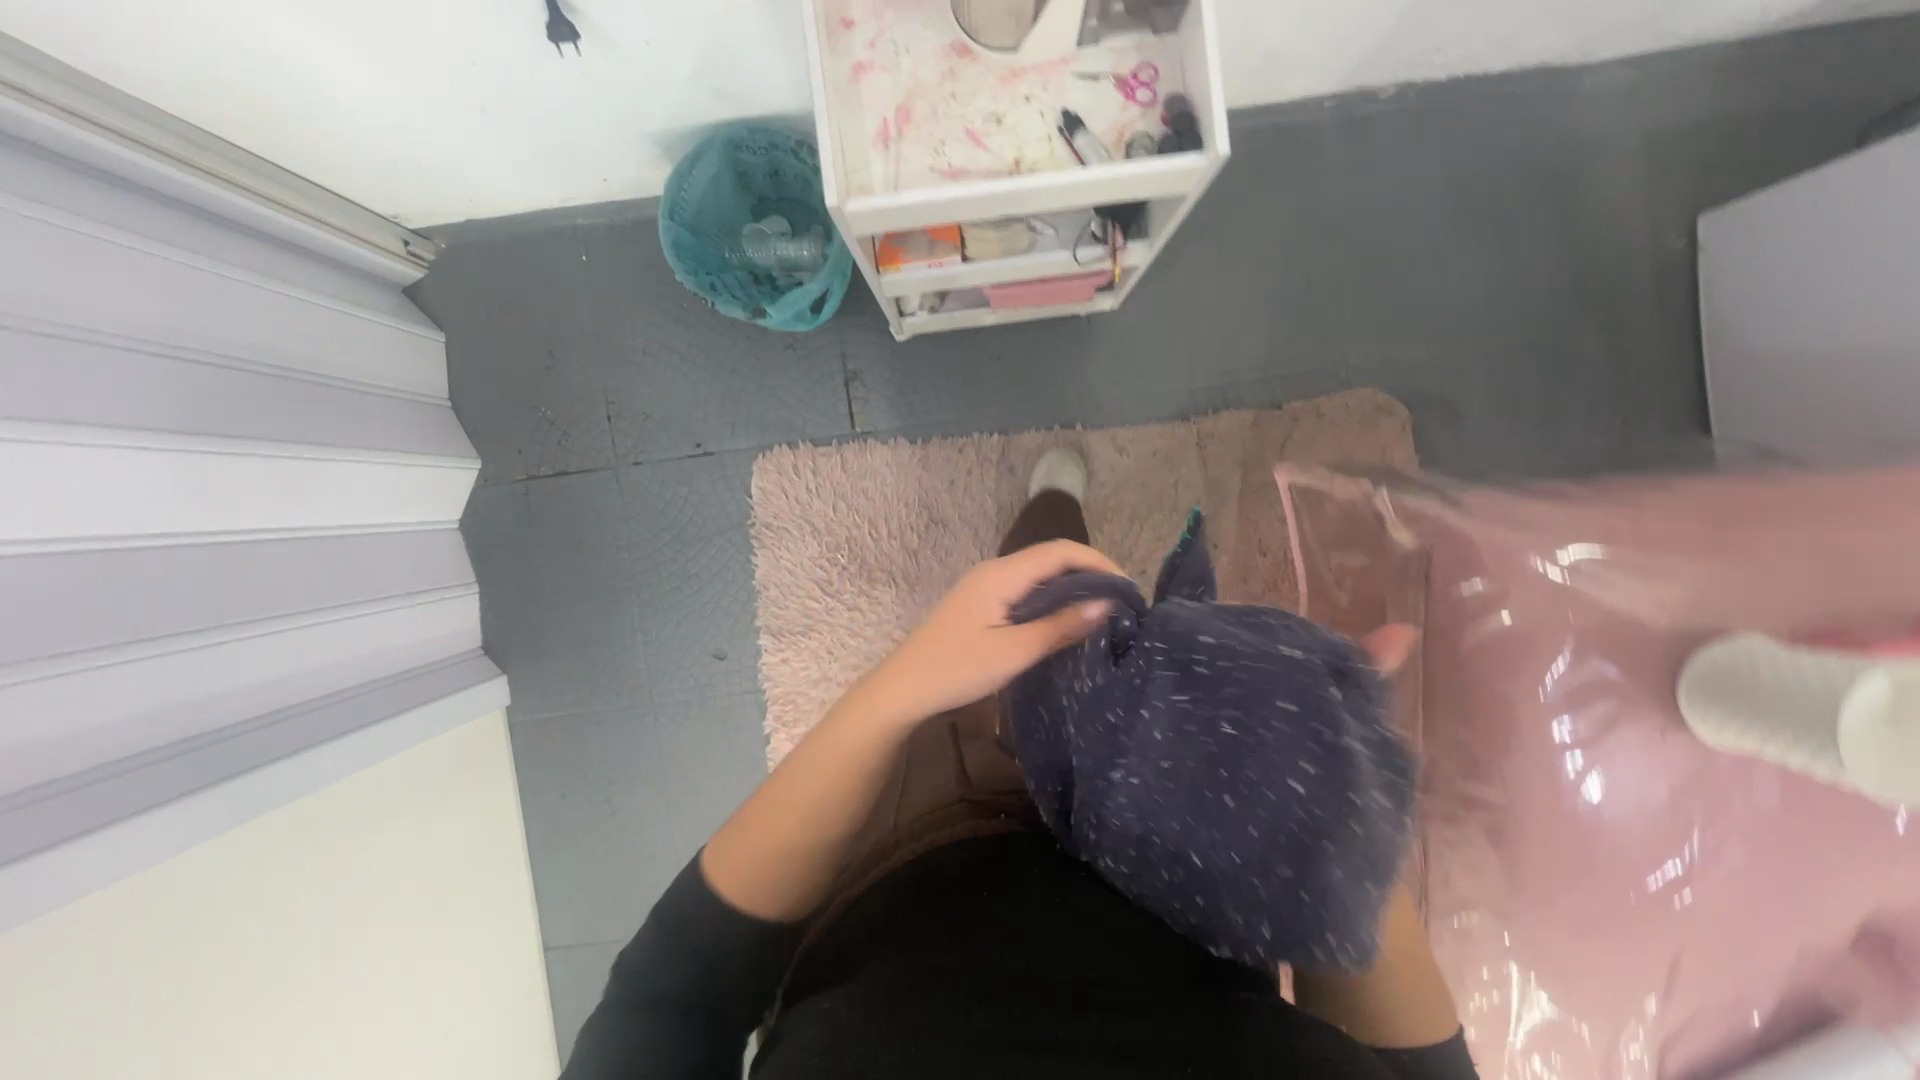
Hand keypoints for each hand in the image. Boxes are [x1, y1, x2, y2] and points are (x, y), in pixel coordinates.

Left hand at [856, 539, 1124, 725]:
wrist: (904, 689)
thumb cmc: (957, 669)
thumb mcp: (1015, 651)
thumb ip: (1060, 626)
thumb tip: (1107, 605)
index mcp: (1002, 574)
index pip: (1061, 551)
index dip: (1099, 563)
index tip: (1128, 589)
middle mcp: (995, 571)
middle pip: (1051, 559)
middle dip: (1090, 574)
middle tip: (1122, 603)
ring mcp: (986, 587)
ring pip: (1039, 577)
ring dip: (1071, 588)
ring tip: (1102, 612)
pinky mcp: (982, 605)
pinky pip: (1026, 592)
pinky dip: (1051, 601)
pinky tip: (1065, 622)